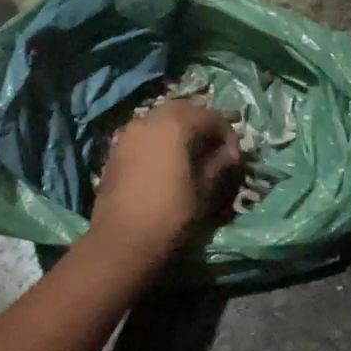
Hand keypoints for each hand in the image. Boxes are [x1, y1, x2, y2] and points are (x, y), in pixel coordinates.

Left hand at [89, 100, 241, 256]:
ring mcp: (128, 133)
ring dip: (178, 129)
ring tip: (191, 153)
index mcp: (175, 124)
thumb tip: (230, 152)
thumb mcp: (204, 190)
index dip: (226, 132)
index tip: (234, 154)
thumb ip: (219, 164)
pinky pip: (144, 133)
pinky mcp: (116, 150)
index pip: (209, 116)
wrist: (122, 241)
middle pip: (182, 110)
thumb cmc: (171, 215)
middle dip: (201, 123)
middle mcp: (149, 120)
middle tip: (214, 147)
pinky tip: (167, 161)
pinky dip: (159, 139)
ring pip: (160, 119)